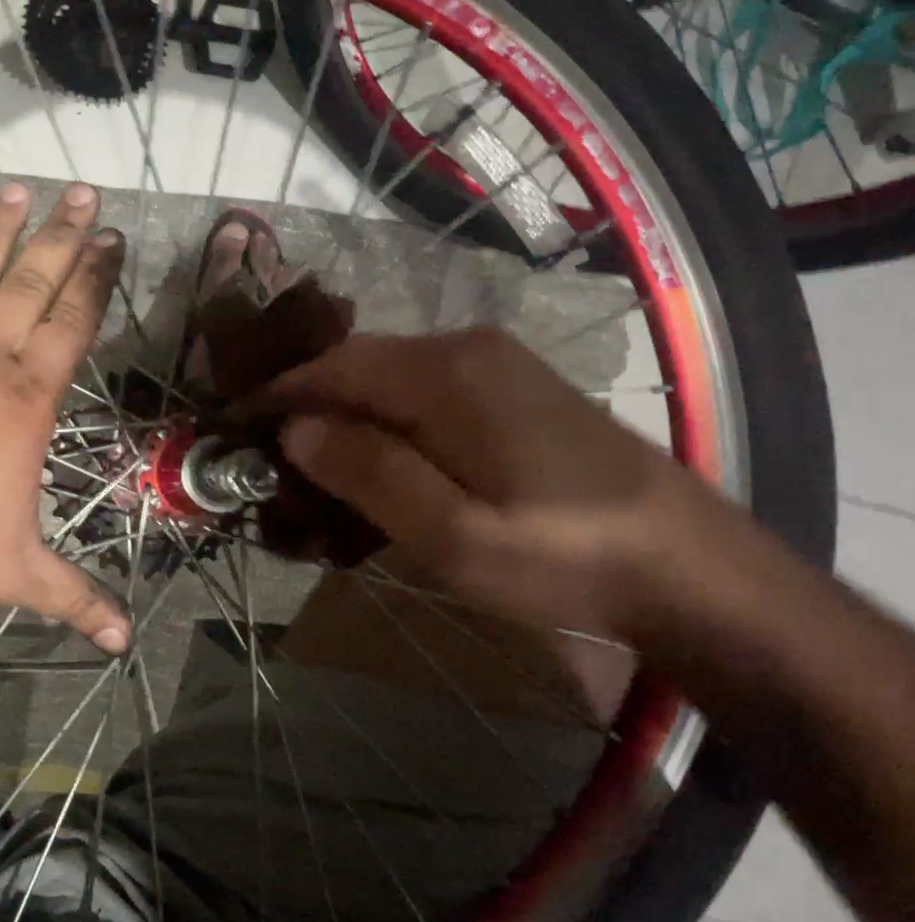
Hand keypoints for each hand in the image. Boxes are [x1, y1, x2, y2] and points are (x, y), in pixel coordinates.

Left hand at [0, 182, 131, 651]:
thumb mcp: (17, 574)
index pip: (72, 324)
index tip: (113, 241)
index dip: (96, 280)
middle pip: (30, 283)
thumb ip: (76, 598)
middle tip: (83, 193)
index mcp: (24, 400)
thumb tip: (124, 644)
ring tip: (17, 190)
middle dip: (61, 236)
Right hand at [233, 328, 728, 642]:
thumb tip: (292, 430)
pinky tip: (375, 471)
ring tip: (311, 478)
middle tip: (267, 467)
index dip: (273, 398)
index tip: (229, 432)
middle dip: (303, 413)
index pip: (329, 368)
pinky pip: (419, 396)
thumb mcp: (451, 531)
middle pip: (354, 369)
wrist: (692, 570)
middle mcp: (465, 351)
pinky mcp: (512, 393)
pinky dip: (381, 427)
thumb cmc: (562, 555)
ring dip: (341, 423)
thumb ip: (366, 472)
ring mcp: (494, 368)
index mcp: (445, 373)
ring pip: (384, 383)